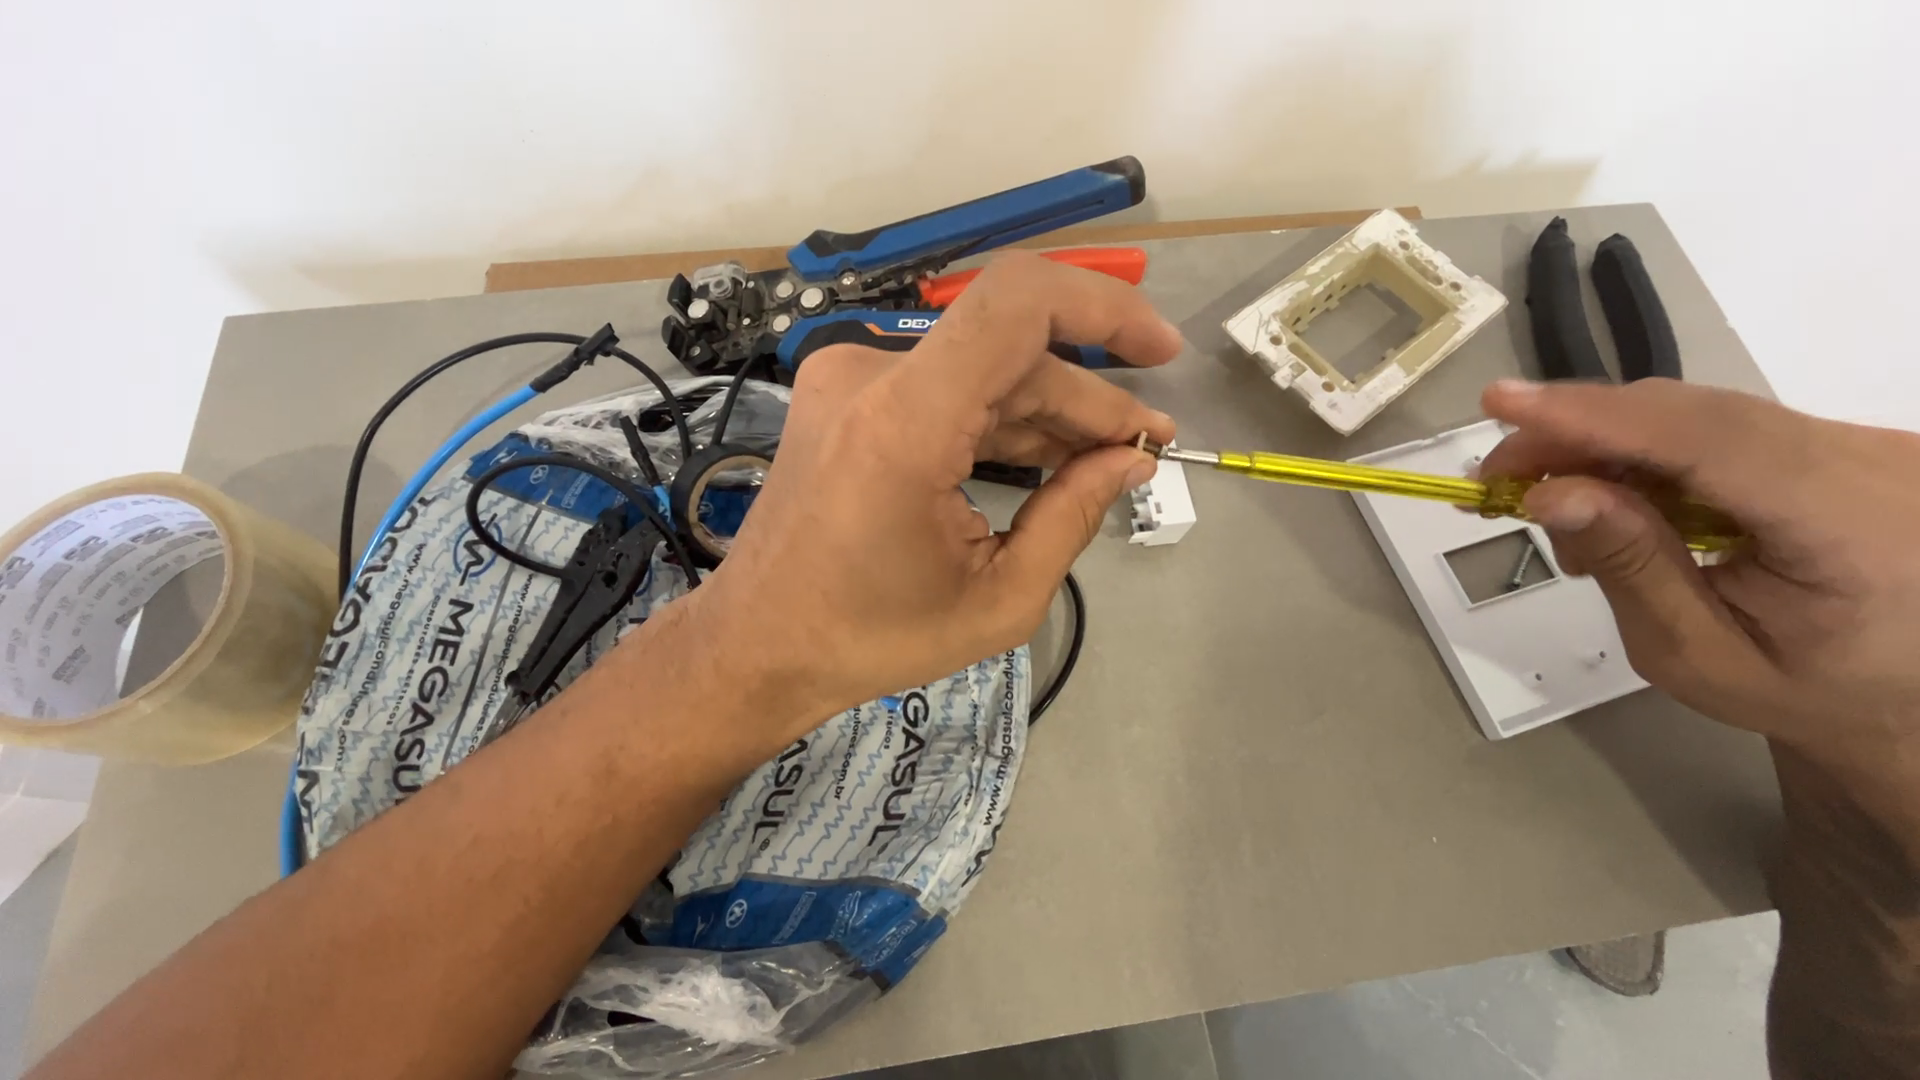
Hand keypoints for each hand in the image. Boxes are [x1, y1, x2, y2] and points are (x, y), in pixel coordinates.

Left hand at [690, 253, 1179, 748]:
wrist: (760, 642)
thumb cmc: (871, 636)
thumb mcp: (998, 599)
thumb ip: (1073, 517)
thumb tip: (1130, 460)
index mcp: (904, 422)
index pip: (1017, 303)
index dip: (1105, 307)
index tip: (1160, 352)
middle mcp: (870, 375)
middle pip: (1012, 352)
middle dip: (1088, 398)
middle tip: (1142, 450)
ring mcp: (849, 378)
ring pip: (981, 369)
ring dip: (1048, 410)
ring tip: (1103, 461)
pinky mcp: (845, 394)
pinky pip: (944, 387)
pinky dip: (998, 417)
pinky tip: (1044, 456)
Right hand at [1480, 377, 1919, 760]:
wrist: (1908, 694)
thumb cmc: (1800, 692)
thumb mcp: (1694, 652)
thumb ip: (1630, 566)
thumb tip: (1548, 494)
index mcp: (1853, 528)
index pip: (1707, 442)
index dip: (1597, 416)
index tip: (1500, 403)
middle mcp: (1874, 462)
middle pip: (1691, 416)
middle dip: (1575, 432)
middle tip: (1495, 479)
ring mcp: (1861, 443)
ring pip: (1695, 414)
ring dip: (1600, 446)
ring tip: (1546, 503)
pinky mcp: (1837, 442)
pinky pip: (1713, 427)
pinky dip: (1638, 452)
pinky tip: (1606, 497)